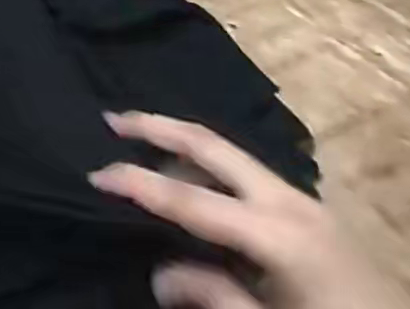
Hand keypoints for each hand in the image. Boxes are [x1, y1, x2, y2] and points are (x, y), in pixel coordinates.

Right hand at [89, 112, 409, 308]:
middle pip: (210, 145)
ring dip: (180, 143)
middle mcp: (290, 203)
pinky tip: (192, 180)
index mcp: (279, 234)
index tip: (94, 174)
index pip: (187, 198)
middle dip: (157, 126)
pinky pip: (248, 174)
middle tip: (111, 118)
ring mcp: (306, 204)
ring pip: (229, 153)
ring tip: (141, 142)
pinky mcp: (315, 216)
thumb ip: (215, 297)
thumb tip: (159, 274)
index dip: (135, 183)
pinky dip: (208, 166)